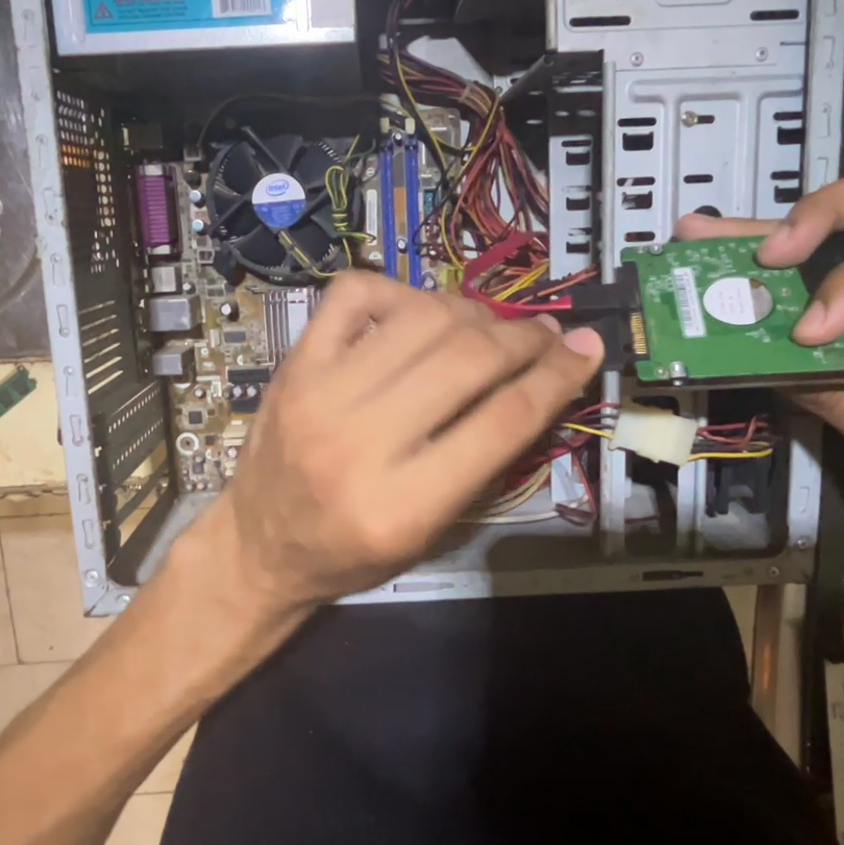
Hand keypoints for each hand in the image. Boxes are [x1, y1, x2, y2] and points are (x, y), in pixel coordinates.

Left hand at [196, 272, 603, 612]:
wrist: (258, 546)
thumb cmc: (350, 554)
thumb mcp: (429, 534)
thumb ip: (484, 462)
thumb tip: (540, 381)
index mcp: (402, 505)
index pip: (501, 422)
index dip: (556, 377)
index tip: (585, 350)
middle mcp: (359, 443)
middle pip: (467, 360)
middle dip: (523, 338)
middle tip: (547, 334)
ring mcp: (320, 394)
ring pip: (421, 319)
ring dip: (474, 313)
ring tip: (492, 327)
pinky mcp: (295, 364)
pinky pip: (355, 294)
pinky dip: (400, 290)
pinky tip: (420, 311)